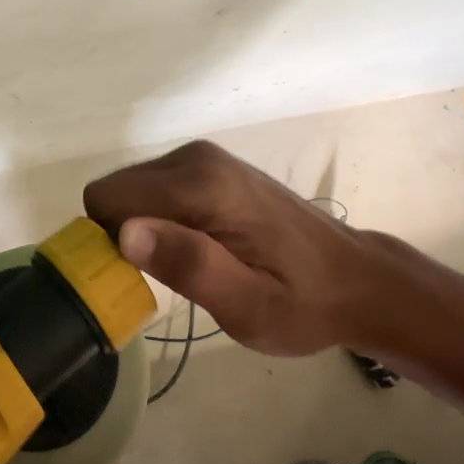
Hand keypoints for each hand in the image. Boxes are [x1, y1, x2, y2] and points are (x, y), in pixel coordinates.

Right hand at [82, 140, 410, 356]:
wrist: (356, 280)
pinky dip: (161, 220)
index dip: (113, 243)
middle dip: (129, 236)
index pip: (107, 199)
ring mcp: (202, 157)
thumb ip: (188, 266)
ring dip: (146, 230)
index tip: (146, 278)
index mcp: (202, 184)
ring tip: (193, 264)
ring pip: (132, 191)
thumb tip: (125, 232)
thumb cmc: (303, 302)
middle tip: (174, 277)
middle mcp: (195, 157)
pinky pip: (153, 189)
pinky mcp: (208, 166)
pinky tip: (200, 246)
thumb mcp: (248, 306)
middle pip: (116, 192)